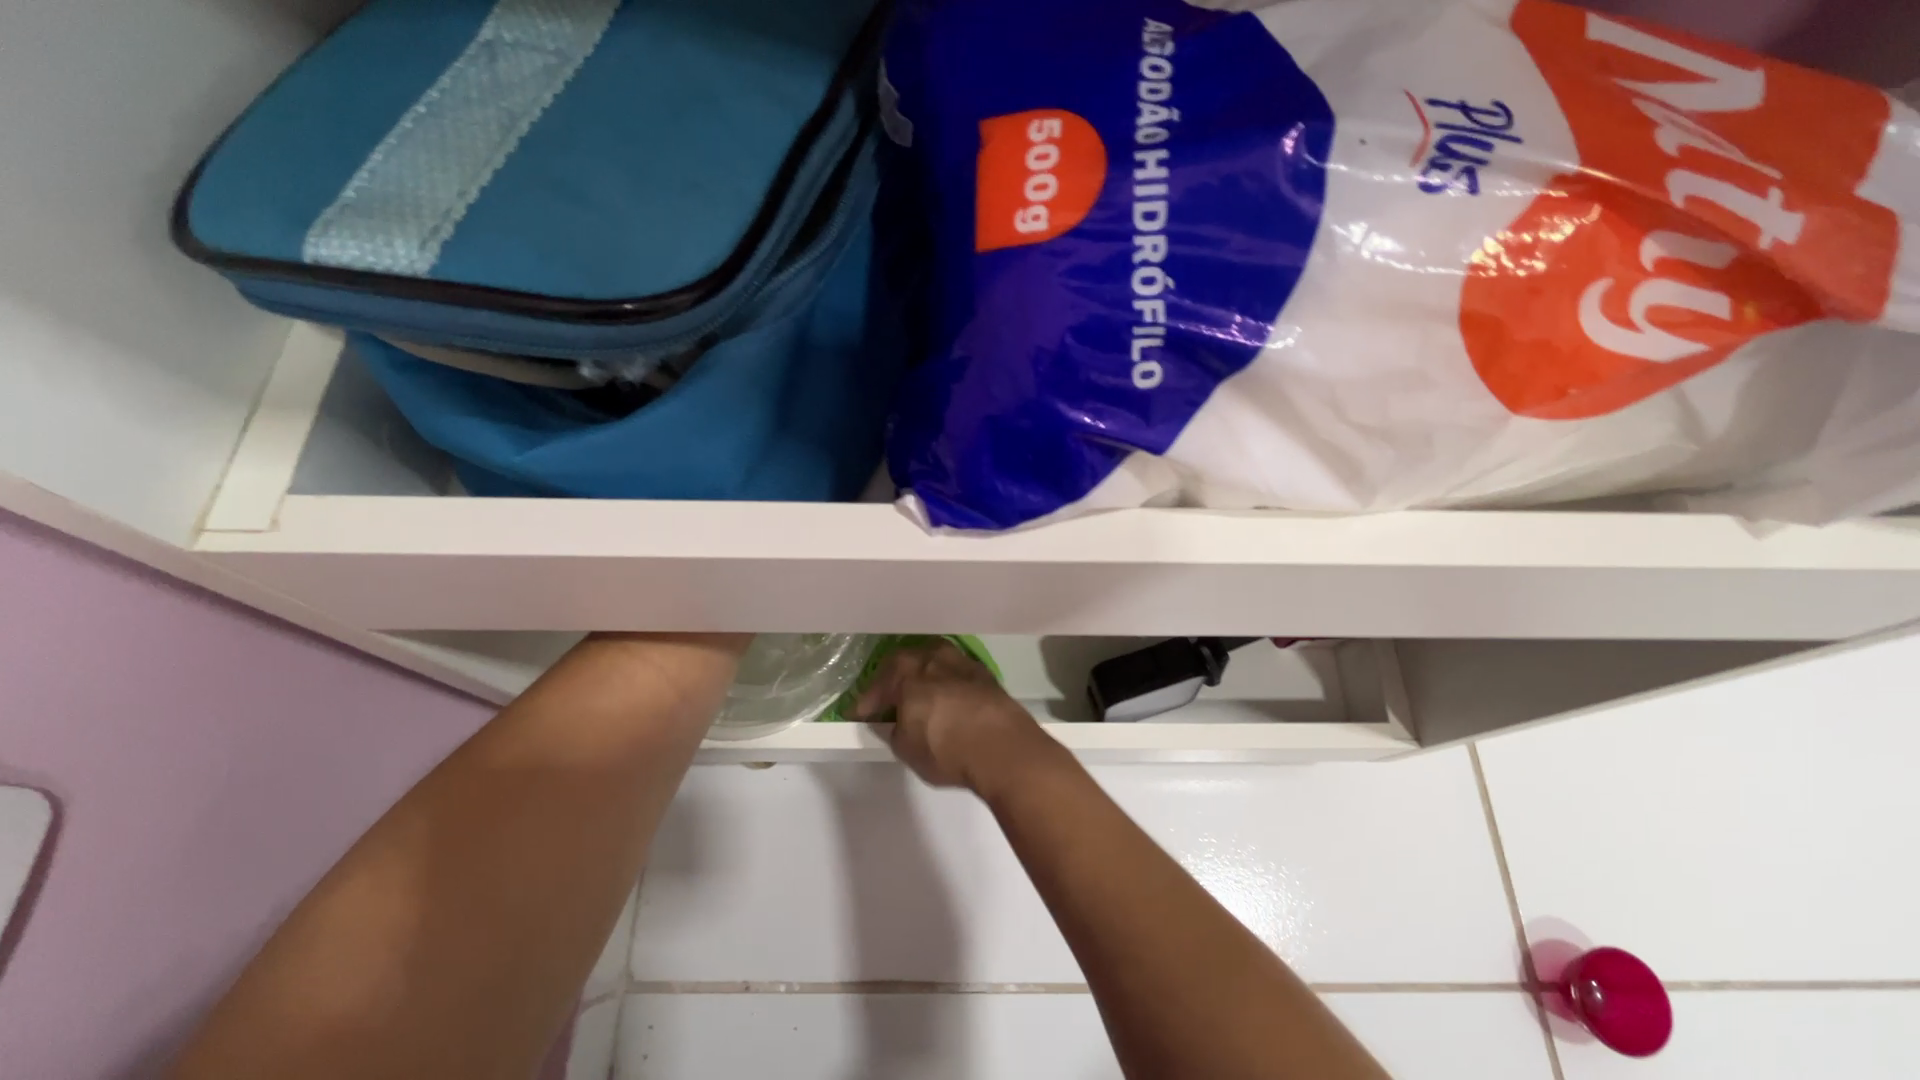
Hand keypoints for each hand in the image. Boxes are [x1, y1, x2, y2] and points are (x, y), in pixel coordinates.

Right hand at [853, 641, 1062, 793]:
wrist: (1005, 749)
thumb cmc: (947, 749)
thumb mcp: (906, 749)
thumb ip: (893, 732)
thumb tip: (889, 723)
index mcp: (907, 673)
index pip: (878, 685)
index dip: (867, 702)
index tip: (859, 715)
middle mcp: (934, 659)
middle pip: (906, 663)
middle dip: (894, 680)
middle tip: (888, 698)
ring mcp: (963, 664)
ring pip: (935, 661)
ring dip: (924, 675)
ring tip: (919, 693)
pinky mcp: (987, 675)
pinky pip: (957, 673)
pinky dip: (948, 682)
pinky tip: (948, 697)